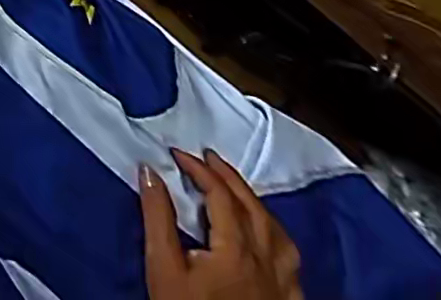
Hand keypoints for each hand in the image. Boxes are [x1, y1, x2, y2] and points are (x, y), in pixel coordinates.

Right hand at [141, 149, 303, 299]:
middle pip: (251, 205)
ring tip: (235, 188)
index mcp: (237, 248)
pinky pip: (290, 259)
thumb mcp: (164, 270)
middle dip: (227, 175)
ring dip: (254, 201)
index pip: (219, 193)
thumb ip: (157, 217)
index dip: (198, 168)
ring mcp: (283, 285)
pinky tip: (267, 237)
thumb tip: (150, 171)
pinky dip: (275, 235)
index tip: (176, 154)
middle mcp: (267, 260)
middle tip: (207, 157)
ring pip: (276, 229)